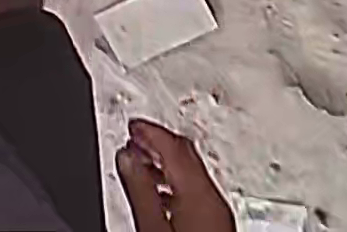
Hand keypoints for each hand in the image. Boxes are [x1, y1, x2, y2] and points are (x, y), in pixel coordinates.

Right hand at [116, 119, 235, 231]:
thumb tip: (126, 155)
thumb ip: (138, 187)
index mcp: (199, 192)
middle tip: (133, 137)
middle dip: (157, 142)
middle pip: (185, 154)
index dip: (148, 129)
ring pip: (191, 172)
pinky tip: (159, 192)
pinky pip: (196, 191)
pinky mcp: (219, 229)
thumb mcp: (150, 227)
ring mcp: (220, 216)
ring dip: (164, 162)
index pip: (173, 143)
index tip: (130, 125)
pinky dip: (175, 182)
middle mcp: (214, 199)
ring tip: (139, 163)